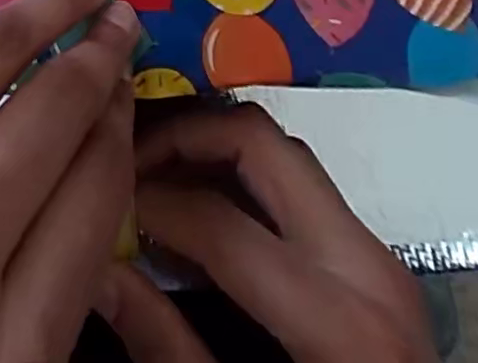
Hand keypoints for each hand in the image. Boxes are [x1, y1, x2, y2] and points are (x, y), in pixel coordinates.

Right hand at [99, 103, 435, 362]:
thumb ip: (169, 347)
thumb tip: (104, 275)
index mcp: (339, 320)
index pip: (222, 223)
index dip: (150, 205)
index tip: (107, 204)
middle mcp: (364, 261)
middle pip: (260, 140)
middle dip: (184, 135)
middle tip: (131, 158)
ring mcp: (373, 249)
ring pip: (280, 148)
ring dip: (212, 144)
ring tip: (157, 168)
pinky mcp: (369, 252)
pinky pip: (295, 179)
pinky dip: (239, 171)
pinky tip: (200, 196)